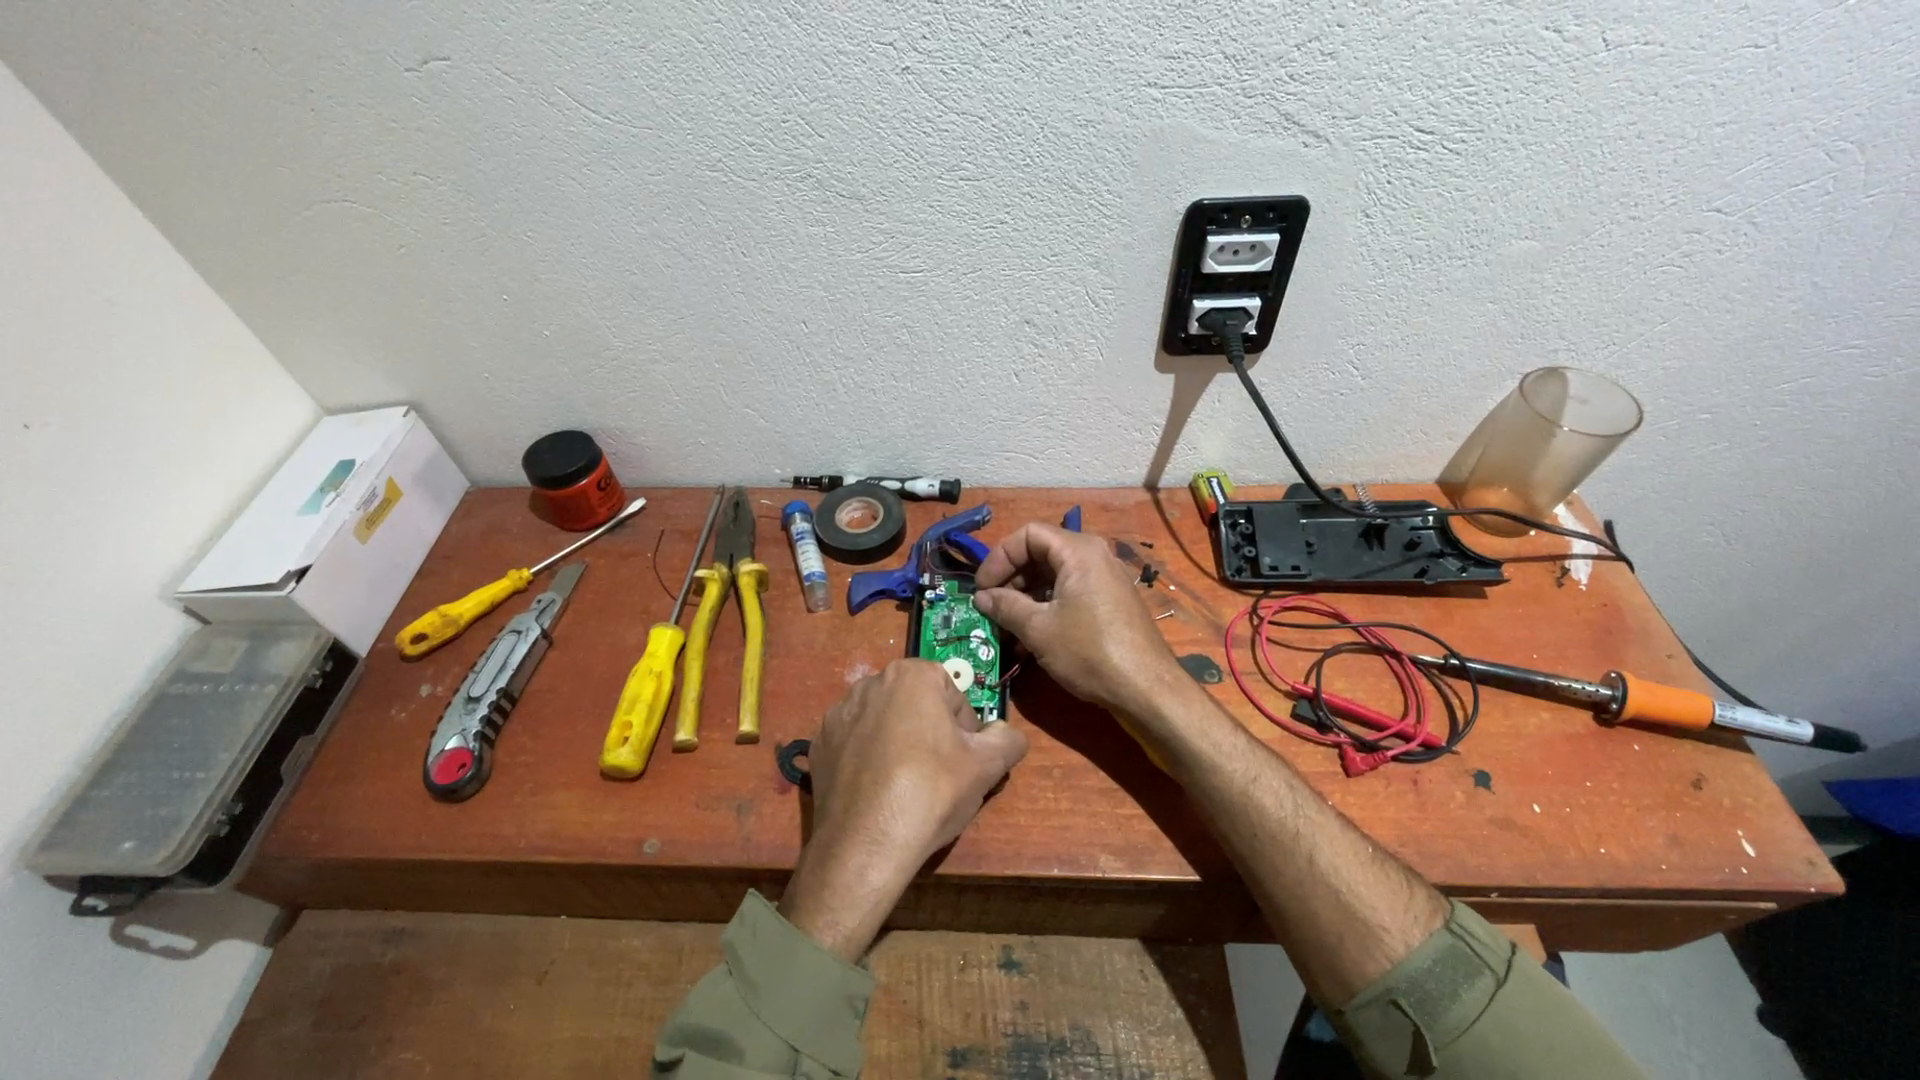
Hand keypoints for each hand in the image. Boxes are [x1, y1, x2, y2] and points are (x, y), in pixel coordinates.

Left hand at [780, 660, 1026, 959]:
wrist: (865, 844)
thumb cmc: (932, 792)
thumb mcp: (987, 766)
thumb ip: (1007, 739)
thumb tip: (1006, 734)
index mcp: (910, 676)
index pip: (951, 690)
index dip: (964, 725)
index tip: (963, 757)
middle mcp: (869, 684)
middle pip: (914, 703)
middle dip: (930, 730)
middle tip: (940, 772)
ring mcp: (837, 714)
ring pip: (883, 722)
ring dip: (898, 742)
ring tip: (907, 784)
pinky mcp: (819, 745)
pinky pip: (854, 743)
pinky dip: (867, 759)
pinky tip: (877, 791)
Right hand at [974, 523, 1182, 714]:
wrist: (1146, 689)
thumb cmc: (1090, 652)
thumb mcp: (1039, 629)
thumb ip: (1005, 606)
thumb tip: (981, 597)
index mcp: (1079, 551)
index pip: (1028, 535)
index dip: (999, 558)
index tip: (981, 588)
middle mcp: (1095, 557)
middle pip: (1041, 553)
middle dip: (1011, 580)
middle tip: (990, 608)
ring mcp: (1105, 580)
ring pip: (1054, 577)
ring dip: (1025, 599)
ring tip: (1005, 629)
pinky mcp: (1109, 603)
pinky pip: (1069, 594)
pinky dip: (1046, 609)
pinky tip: (1029, 640)